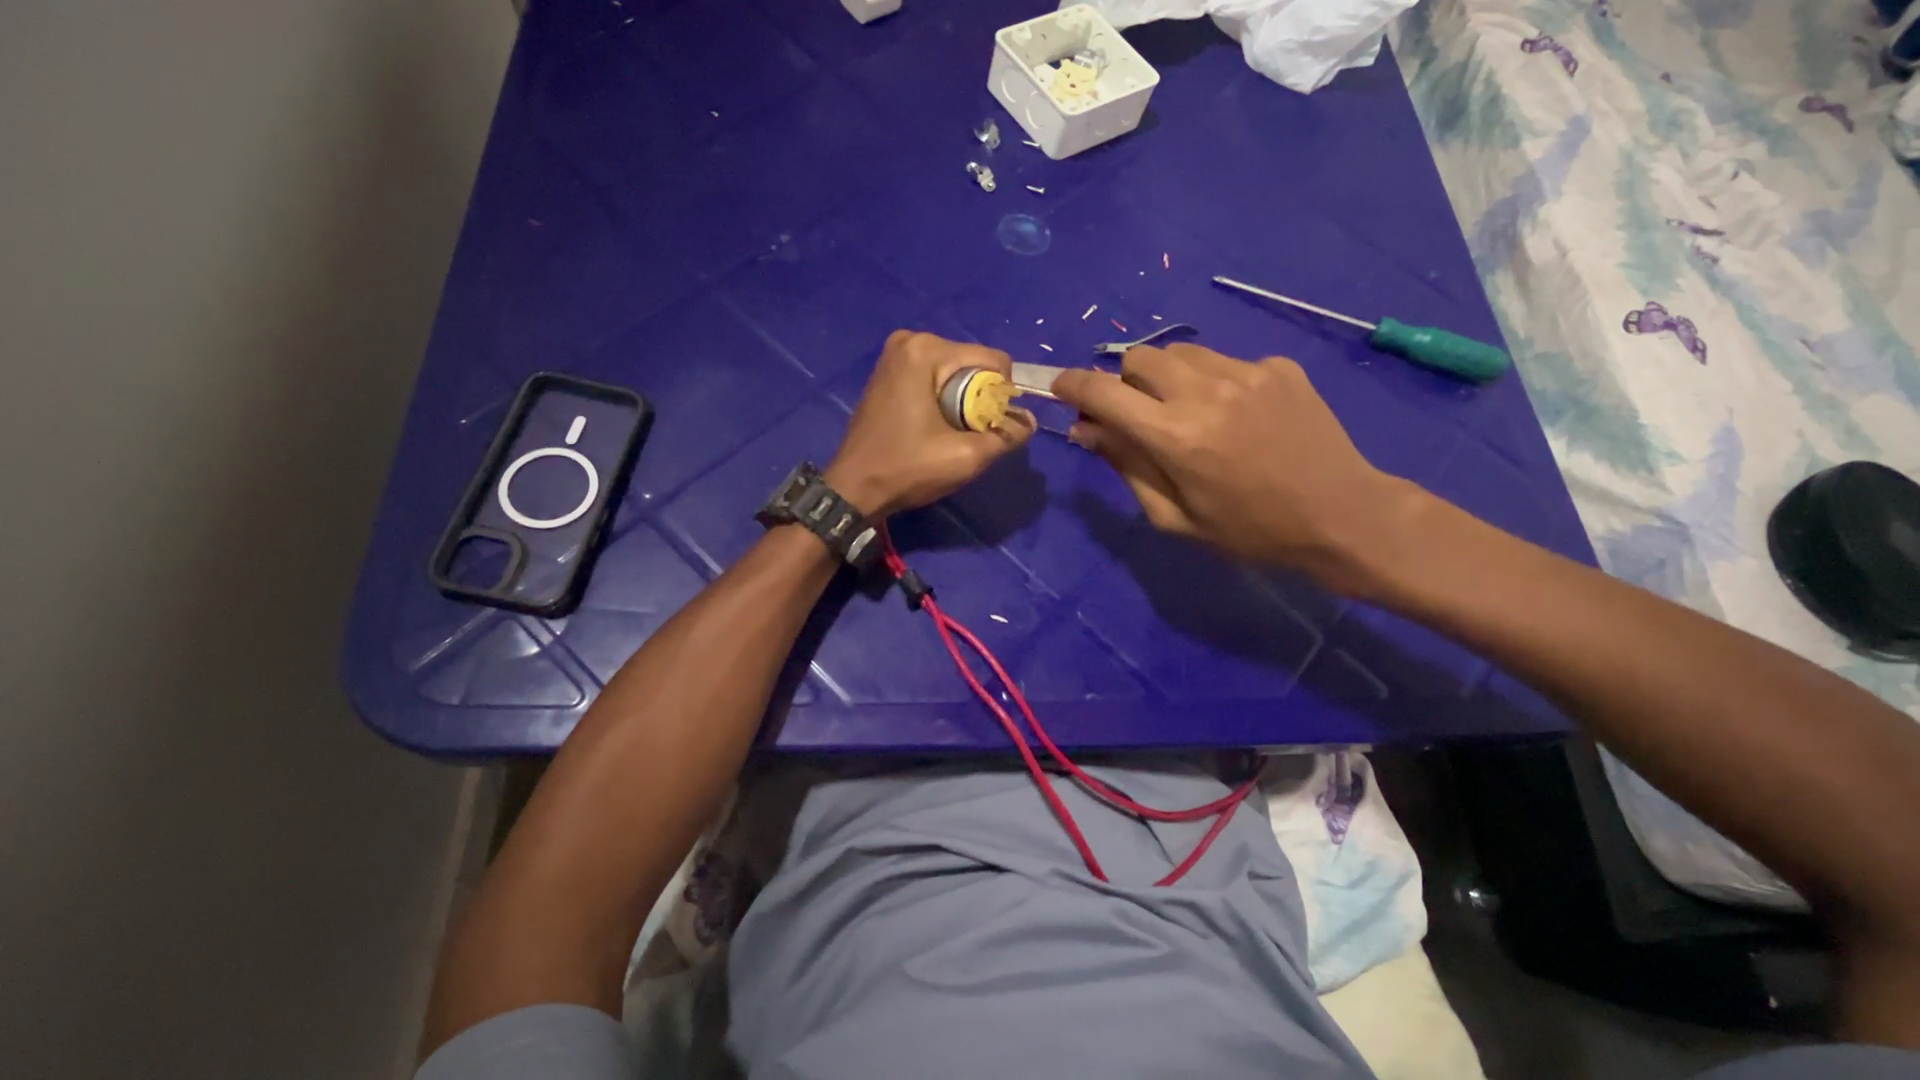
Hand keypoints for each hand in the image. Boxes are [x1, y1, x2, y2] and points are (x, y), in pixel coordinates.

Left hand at [826, 331, 1033, 517]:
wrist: (853, 488)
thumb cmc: (907, 469)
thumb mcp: (966, 456)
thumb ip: (1006, 436)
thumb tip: (1029, 422)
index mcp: (927, 350)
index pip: (994, 360)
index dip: (1004, 395)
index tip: (990, 427)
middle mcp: (910, 341)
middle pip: (973, 365)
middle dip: (980, 398)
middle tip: (968, 434)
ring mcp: (895, 355)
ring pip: (955, 373)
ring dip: (962, 401)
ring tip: (949, 433)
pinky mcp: (888, 372)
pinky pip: (933, 378)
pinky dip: (942, 399)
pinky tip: (932, 427)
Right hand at [1051, 344, 1417, 592]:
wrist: (1341, 515)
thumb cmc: (1250, 531)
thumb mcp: (1175, 517)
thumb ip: (1125, 467)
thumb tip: (1086, 429)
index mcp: (1174, 435)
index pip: (1102, 391)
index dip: (1072, 385)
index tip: (1062, 388)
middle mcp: (1204, 391)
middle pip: (1139, 357)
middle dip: (1127, 382)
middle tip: (1140, 415)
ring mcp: (1246, 372)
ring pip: (1182, 352)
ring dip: (1170, 377)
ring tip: (1191, 412)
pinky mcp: (1278, 367)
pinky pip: (1227, 361)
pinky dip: (1218, 382)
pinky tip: (1242, 417)